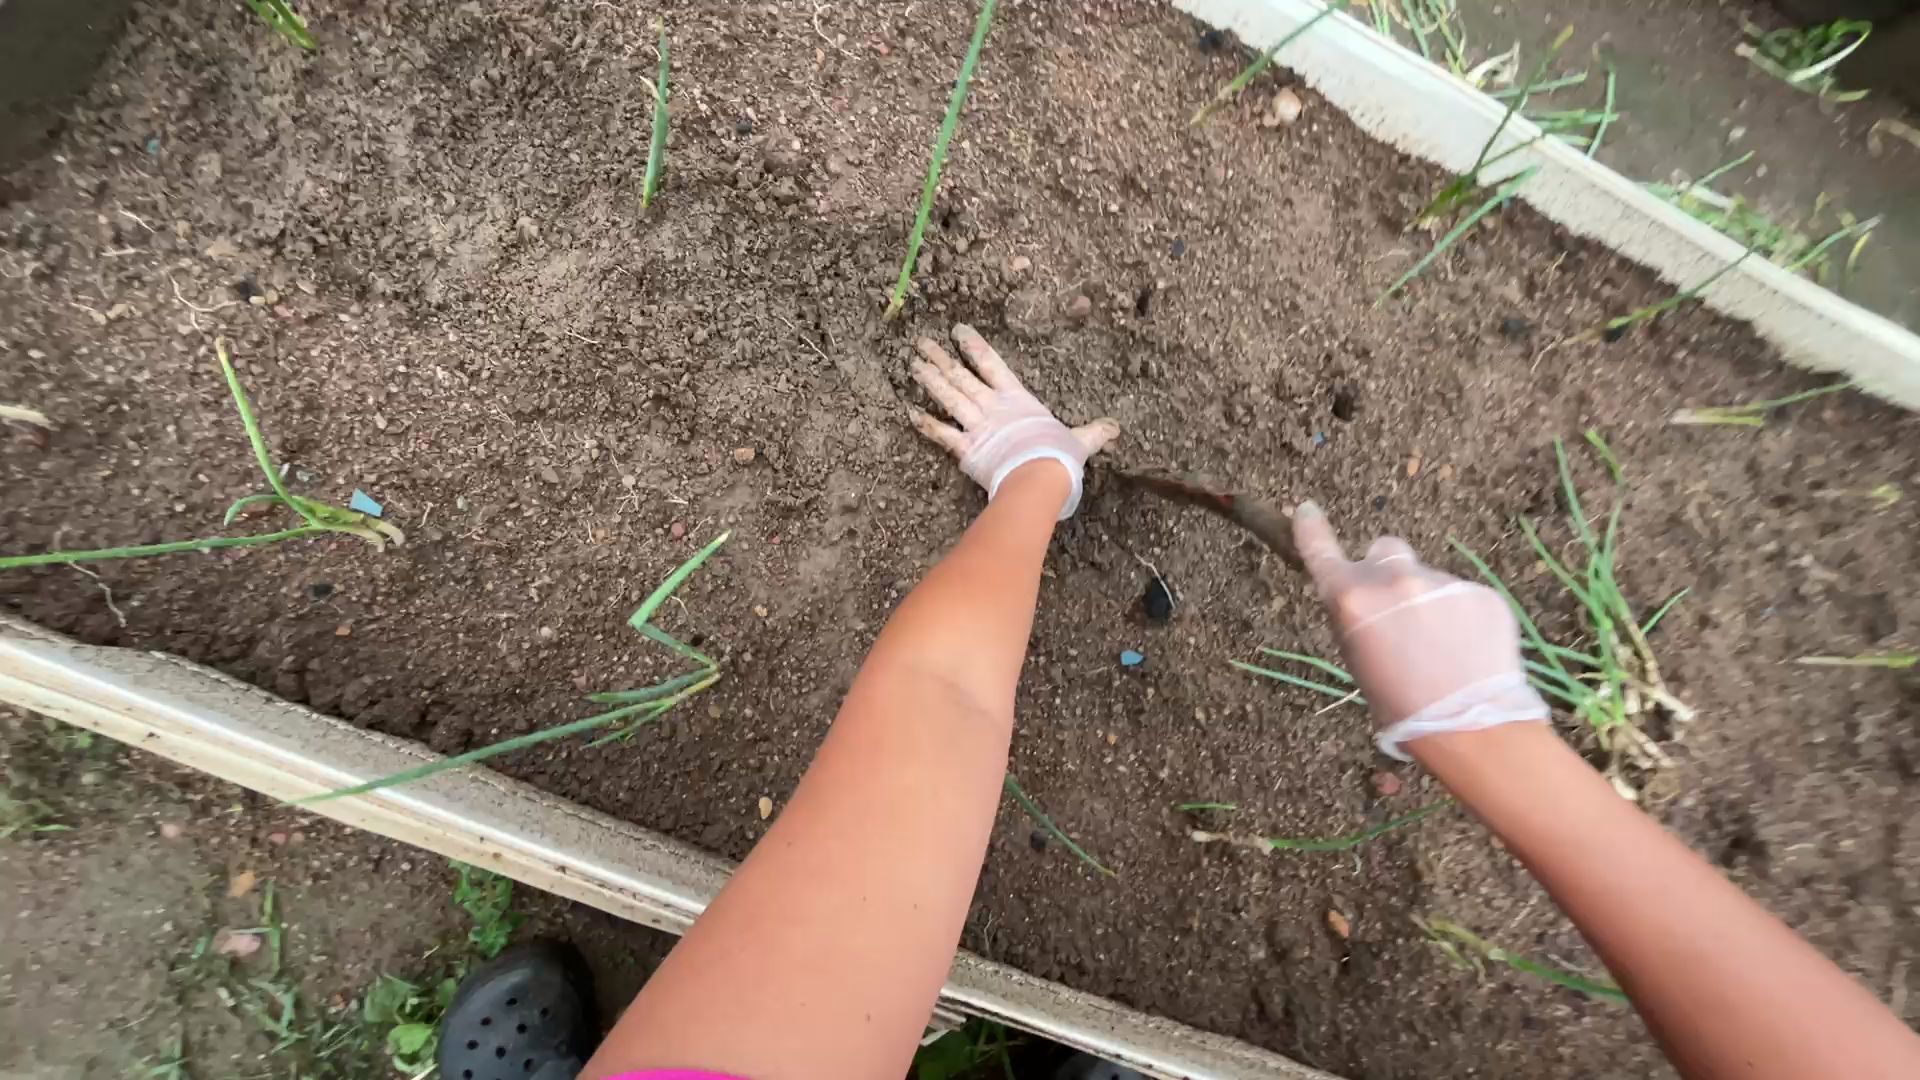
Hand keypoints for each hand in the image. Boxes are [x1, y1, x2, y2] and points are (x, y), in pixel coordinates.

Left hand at [908, 325, 1119, 518]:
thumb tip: (1113, 429)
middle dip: (942, 358)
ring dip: (930, 380)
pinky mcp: (966, 448)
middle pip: (963, 377)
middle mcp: (993, 407)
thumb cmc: (1059, 457)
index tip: (958, 331)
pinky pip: (941, 434)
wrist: (1039, 476)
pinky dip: (925, 423)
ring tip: (913, 364)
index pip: (992, 365)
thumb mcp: (1079, 442)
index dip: (975, 347)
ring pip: (949, 397)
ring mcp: (977, 426)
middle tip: (923, 342)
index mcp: (1018, 399)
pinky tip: (908, 411)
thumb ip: (1092, 433)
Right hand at [1291, 501, 1547, 759]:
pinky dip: (1459, 613)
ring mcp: (1440, 582)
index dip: (1310, 526)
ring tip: (1438, 642)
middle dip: (1384, 568)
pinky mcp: (1480, 593)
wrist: (1467, 725)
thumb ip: (1354, 611)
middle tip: (1395, 606)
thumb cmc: (1395, 700)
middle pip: (1383, 549)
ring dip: (1425, 597)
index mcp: (1349, 597)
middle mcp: (1391, 579)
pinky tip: (1464, 646)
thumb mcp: (1353, 653)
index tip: (1307, 509)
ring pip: (1424, 575)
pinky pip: (1460, 593)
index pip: (1319, 548)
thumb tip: (1364, 593)